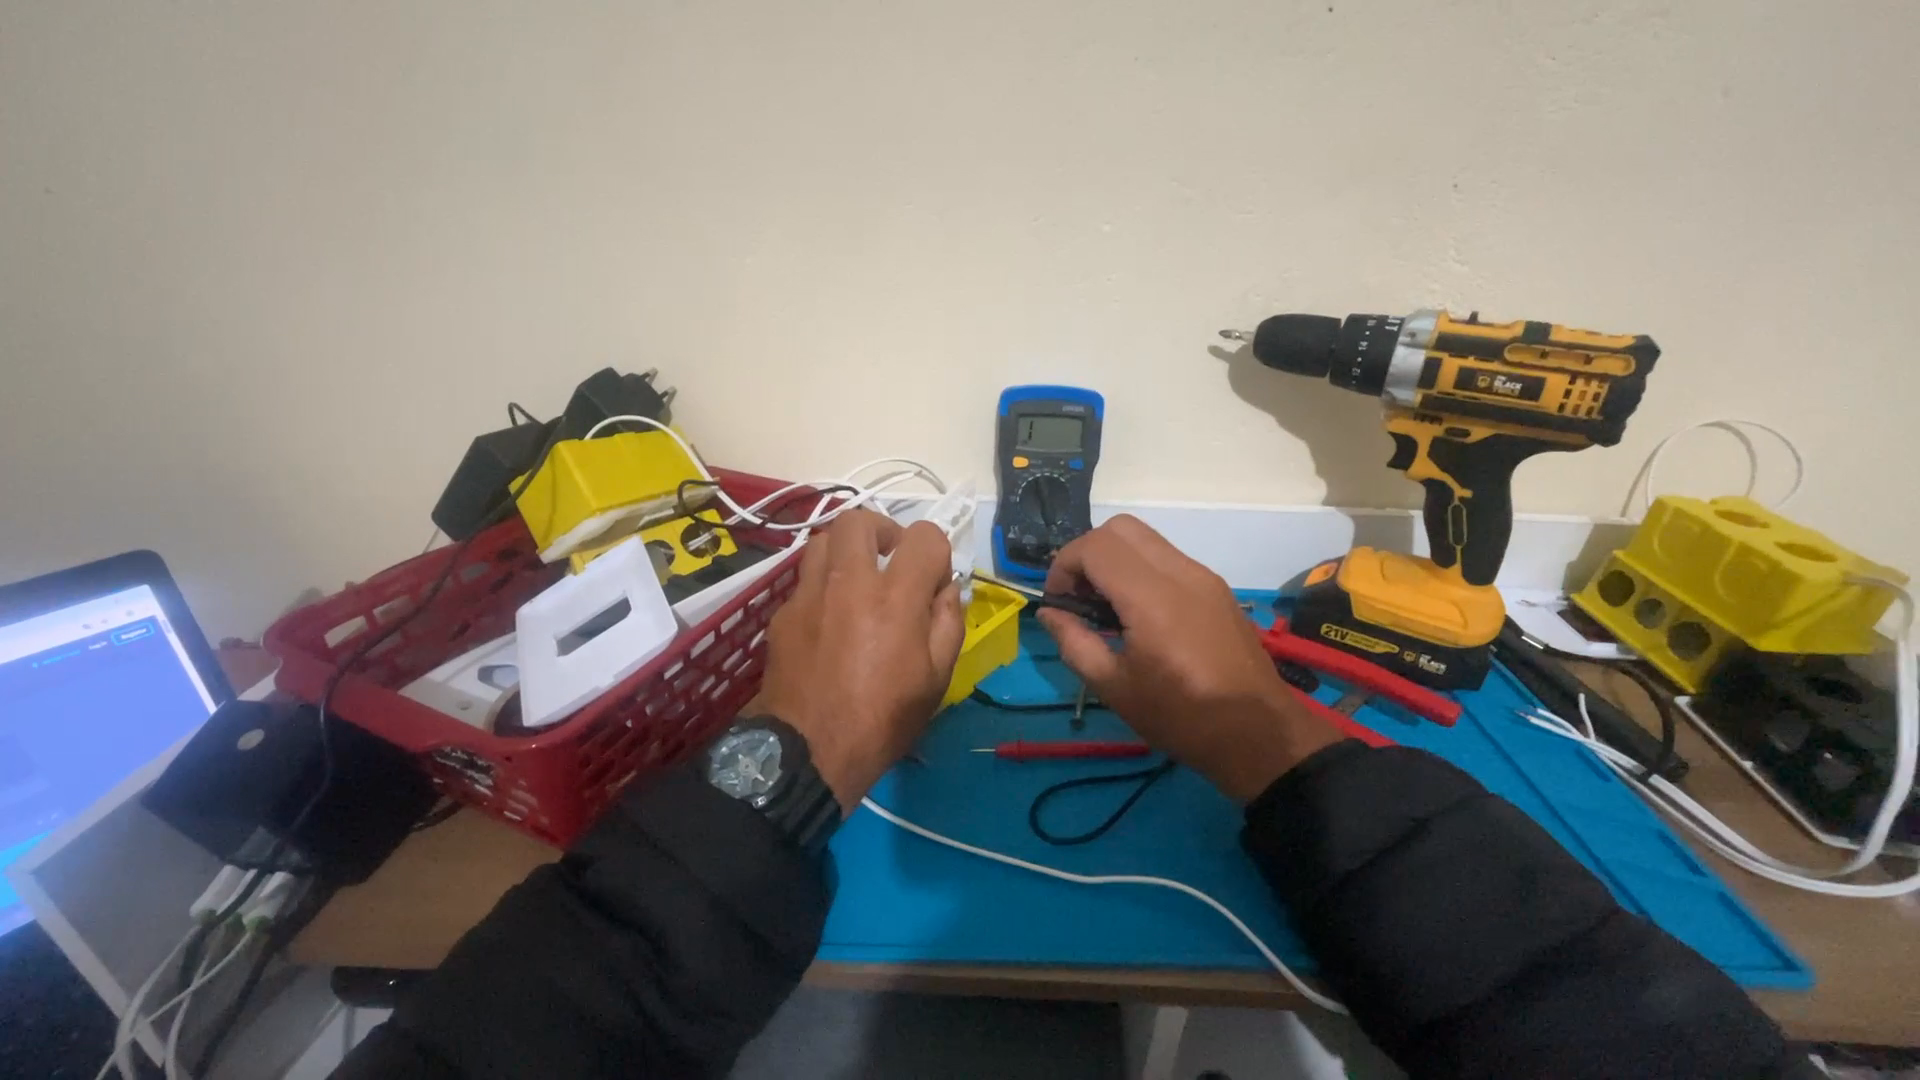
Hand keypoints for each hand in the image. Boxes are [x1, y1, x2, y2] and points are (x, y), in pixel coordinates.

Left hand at [759, 509, 965, 813]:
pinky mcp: (782, 614)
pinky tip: (830, 618)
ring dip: (846, 551)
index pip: (923, 537)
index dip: (936, 552)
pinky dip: (823, 585)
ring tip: (857, 580)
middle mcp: (849, 582)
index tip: (934, 581)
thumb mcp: (937, 678)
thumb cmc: (883, 720)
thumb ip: (948, 623)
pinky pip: (804, 580)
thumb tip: (946, 589)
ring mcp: (809, 595)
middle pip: (860, 520)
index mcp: (896, 598)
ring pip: (822, 540)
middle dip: (883, 531)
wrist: (809, 752)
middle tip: (891, 560)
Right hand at [1037, 515, 1341, 802]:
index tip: (1058, 603)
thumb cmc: (1181, 717)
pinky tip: (1138, 614)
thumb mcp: (1115, 688)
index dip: (1064, 566)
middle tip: (1079, 597)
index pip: (1095, 547)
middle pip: (1120, 527)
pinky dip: (1140, 568)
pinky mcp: (1217, 587)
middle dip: (1087, 553)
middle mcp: (1181, 573)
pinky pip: (1168, 557)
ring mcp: (1204, 576)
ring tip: (1106, 607)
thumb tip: (1049, 613)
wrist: (1259, 734)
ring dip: (1114, 559)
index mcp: (1152, 598)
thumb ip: (1074, 642)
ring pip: (1146, 538)